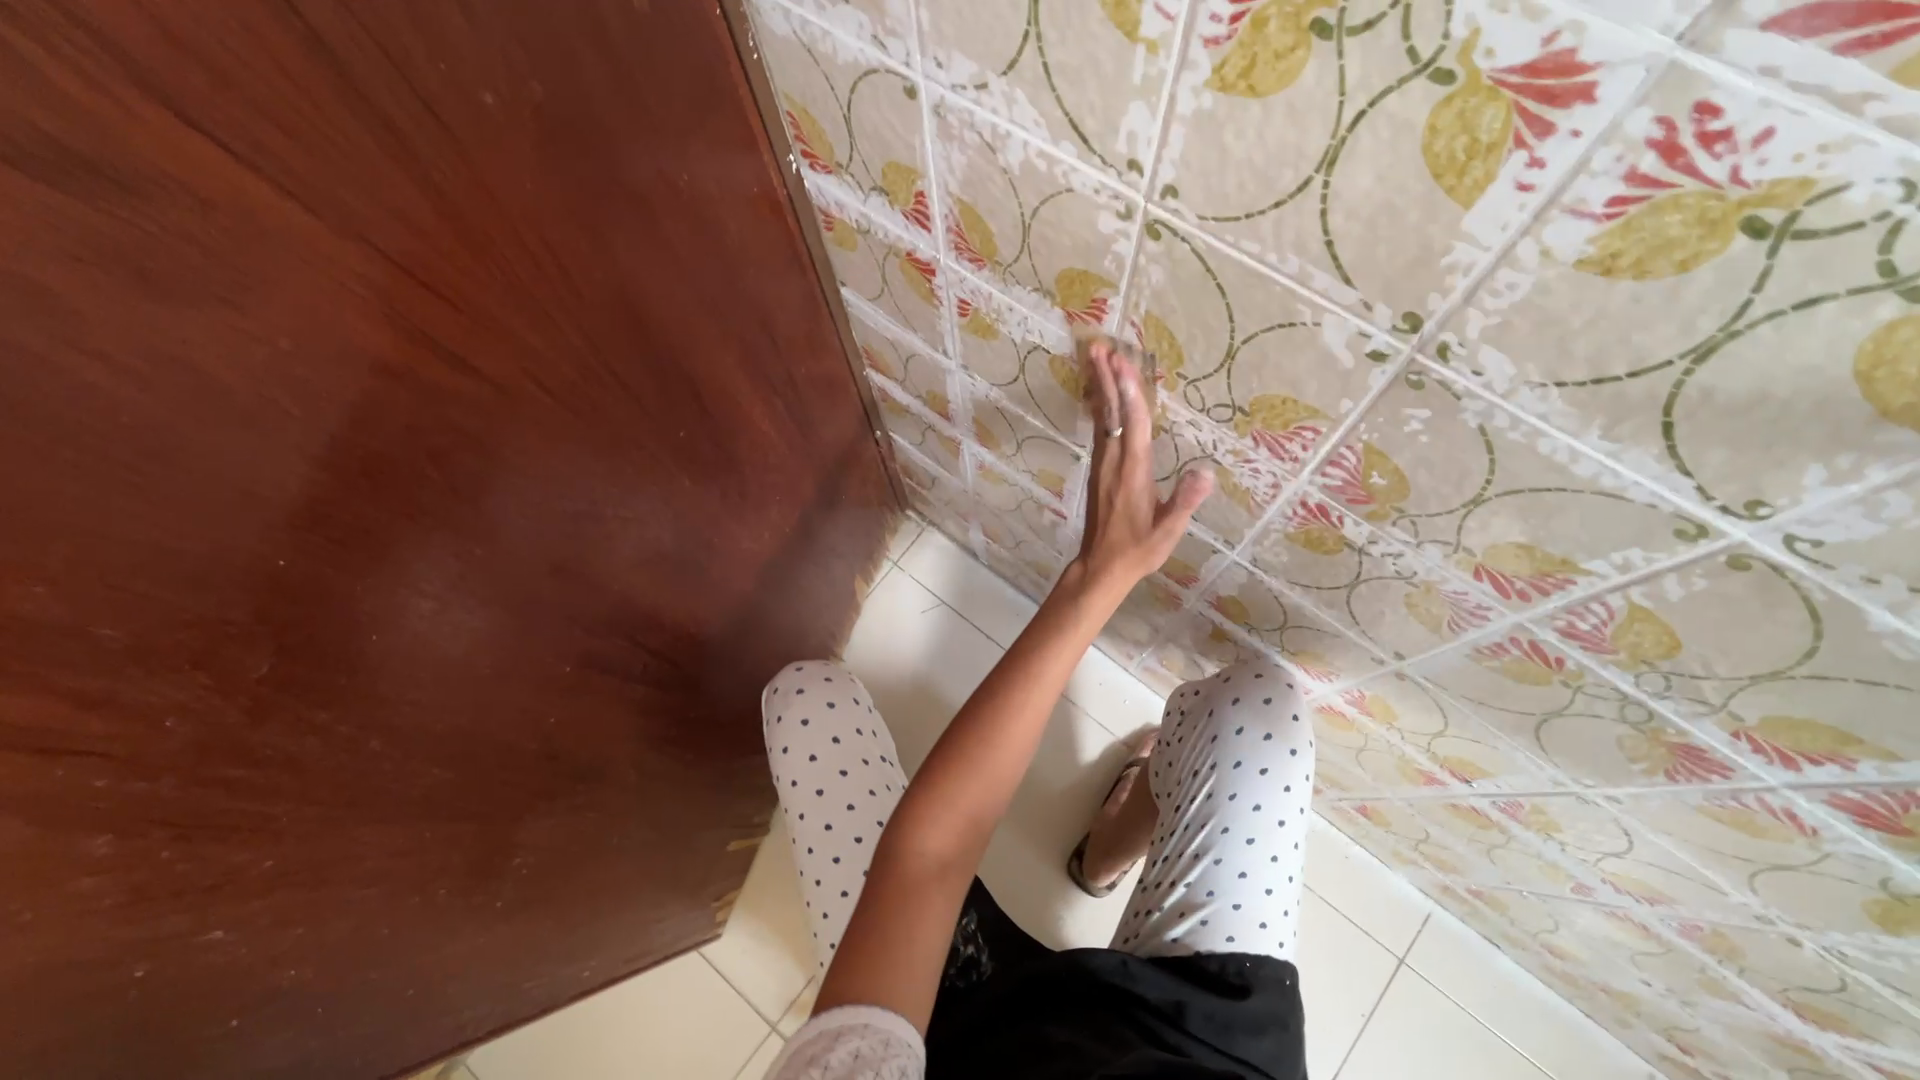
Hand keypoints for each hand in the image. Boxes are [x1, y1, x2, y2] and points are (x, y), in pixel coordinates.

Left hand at [1073, 338, 1211, 590]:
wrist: (1101, 567)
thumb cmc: (1138, 550)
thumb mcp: (1168, 531)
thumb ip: (1184, 501)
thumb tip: (1205, 472)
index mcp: (1133, 472)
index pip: (1133, 424)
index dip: (1130, 393)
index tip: (1122, 363)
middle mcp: (1113, 462)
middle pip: (1110, 412)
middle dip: (1107, 379)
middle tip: (1099, 347)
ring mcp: (1102, 465)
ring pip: (1102, 418)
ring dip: (1100, 387)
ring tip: (1096, 358)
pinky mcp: (1098, 471)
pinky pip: (1099, 429)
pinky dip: (1100, 407)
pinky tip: (1100, 396)